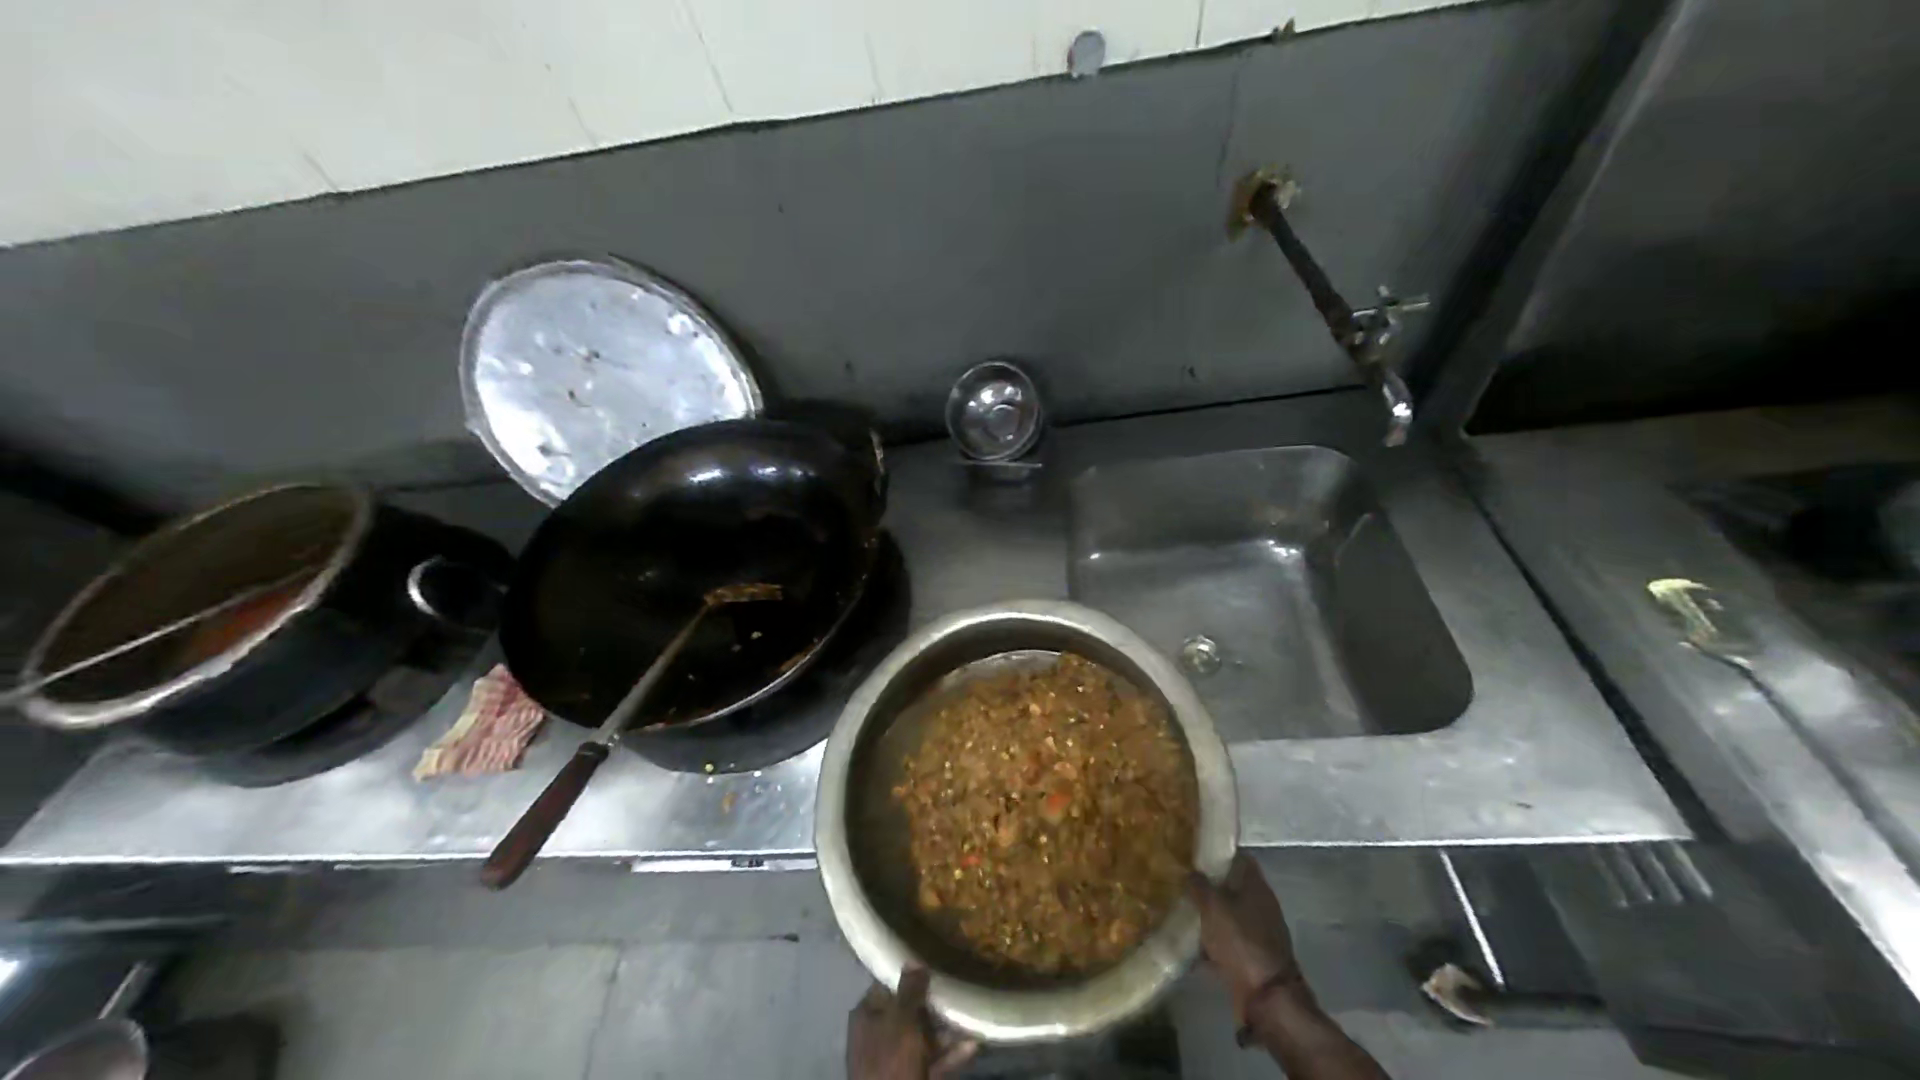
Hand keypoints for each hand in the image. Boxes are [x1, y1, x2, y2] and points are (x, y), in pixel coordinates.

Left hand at [847, 965, 978, 1079]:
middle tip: (958, 992)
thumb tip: (914, 959)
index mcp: (867, 1016)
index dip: (911, 975)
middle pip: (909, 1011)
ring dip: (946, 1030)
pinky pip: (932, 1061)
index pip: (888, 985)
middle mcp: (878, 1035)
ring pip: (923, 1038)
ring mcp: (894, 1060)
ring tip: (970, 1018)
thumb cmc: (890, 1063)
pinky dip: (949, 1055)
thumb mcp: (901, 1022)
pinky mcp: (910, 1078)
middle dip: (935, 1005)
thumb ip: (910, 991)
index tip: (935, 964)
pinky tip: (972, 1046)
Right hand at [1188, 852, 1304, 1023]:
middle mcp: (1262, 905)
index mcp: (1257, 886)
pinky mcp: (1252, 956)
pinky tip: (1190, 941)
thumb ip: (1200, 886)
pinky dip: (1212, 938)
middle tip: (1182, 878)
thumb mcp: (1213, 907)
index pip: (1240, 857)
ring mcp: (1259, 932)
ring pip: (1229, 913)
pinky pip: (1228, 939)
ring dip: (1210, 912)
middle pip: (1233, 886)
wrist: (1266, 997)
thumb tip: (1191, 872)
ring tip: (1181, 908)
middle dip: (1209, 882)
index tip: (1195, 849)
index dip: (1219, 851)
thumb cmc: (1240, 942)